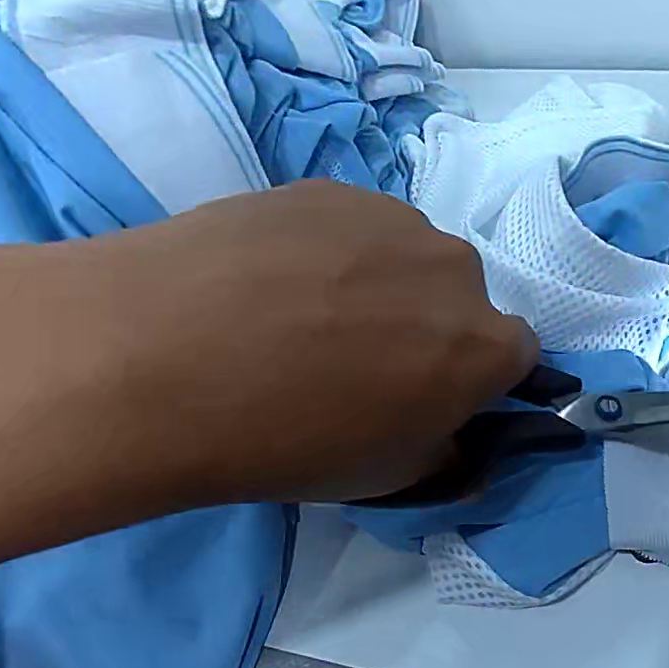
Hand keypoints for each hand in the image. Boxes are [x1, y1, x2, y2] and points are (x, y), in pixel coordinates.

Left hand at [0, 180, 537, 502]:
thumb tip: (459, 439)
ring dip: (390, 288)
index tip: (437, 398)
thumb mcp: (394, 478)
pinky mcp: (329, 190)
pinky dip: (338, 254)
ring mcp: (395, 220)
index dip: (481, 381)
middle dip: (436, 331)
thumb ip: (451, 455)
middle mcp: (461, 273)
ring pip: (414, 262)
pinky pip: (360, 229)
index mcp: (489, 346)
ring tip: (311, 318)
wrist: (149, 361)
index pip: (519, 358)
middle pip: (467, 305)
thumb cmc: (294, 439)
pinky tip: (277, 283)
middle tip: (367, 362)